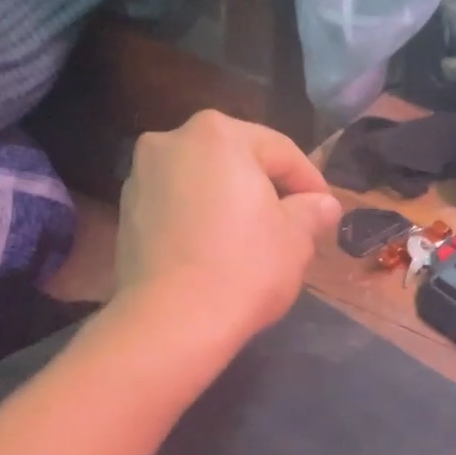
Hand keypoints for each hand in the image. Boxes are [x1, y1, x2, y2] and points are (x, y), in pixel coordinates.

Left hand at [112, 111, 342, 353]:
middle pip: (236, 160)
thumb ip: (311, 212)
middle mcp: (174, 140)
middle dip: (266, 189)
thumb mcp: (296, 240)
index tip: (327, 212)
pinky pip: (178, 207)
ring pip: (203, 182)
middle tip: (291, 225)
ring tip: (251, 241)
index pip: (281, 151)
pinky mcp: (127, 212)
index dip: (311, 182)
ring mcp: (142, 175)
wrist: (175, 319)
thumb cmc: (246, 268)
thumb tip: (324, 204)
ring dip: (230, 203)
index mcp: (220, 135)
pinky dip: (200, 220)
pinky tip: (216, 253)